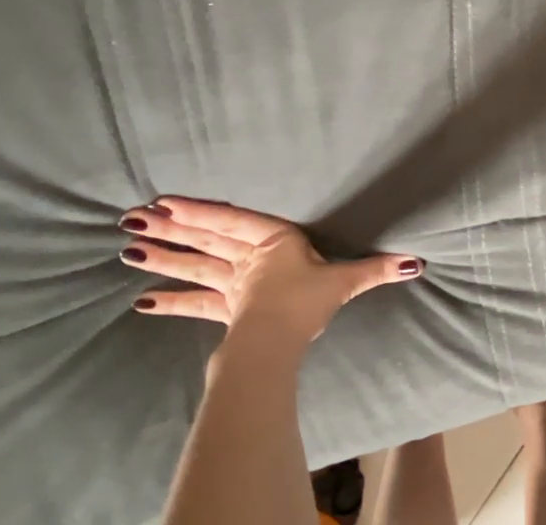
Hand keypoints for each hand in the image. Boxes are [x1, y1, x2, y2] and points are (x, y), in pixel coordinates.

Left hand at [117, 197, 422, 343]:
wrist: (277, 344)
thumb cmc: (306, 303)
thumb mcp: (345, 281)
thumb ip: (377, 270)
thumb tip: (417, 264)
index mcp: (273, 243)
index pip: (233, 221)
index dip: (201, 210)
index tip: (167, 200)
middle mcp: (247, 261)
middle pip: (205, 240)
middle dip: (171, 229)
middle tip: (133, 217)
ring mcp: (231, 288)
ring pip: (194, 268)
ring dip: (163, 259)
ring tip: (128, 250)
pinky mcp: (225, 314)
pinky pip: (195, 306)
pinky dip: (170, 303)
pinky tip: (141, 303)